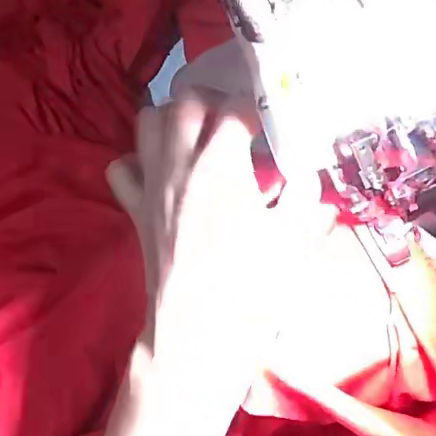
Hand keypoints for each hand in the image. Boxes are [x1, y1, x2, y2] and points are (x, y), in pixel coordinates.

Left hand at [106, 90, 331, 435]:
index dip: (259, 109)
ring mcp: (152, 186)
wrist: (198, 334)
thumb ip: (307, 200)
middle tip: (238, 122)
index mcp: (222, 165)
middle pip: (187, 101)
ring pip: (149, 122)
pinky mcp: (135, 210)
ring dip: (176, 118)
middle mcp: (180, 164)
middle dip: (215, 101)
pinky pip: (123, 167)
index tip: (273, 122)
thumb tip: (311, 180)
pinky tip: (164, 172)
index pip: (236, 108)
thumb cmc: (252, 289)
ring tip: (202, 137)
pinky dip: (140, 159)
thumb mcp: (293, 240)